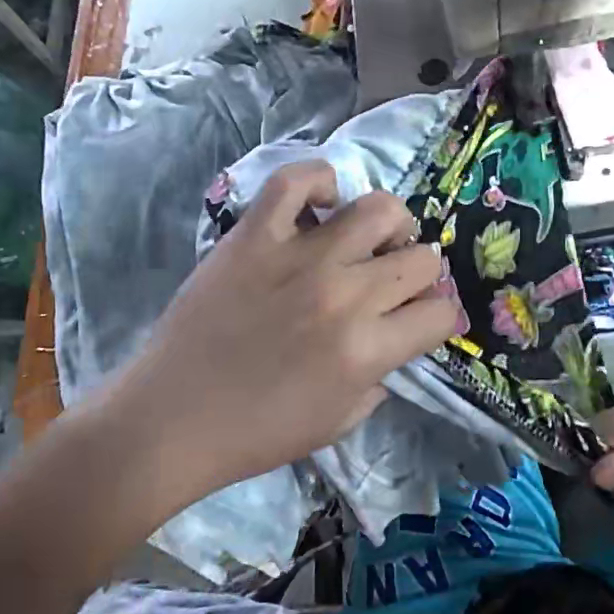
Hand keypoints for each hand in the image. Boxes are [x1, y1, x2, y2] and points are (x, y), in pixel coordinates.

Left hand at [99, 161, 458, 513]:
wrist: (170, 420)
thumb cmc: (257, 432)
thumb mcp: (338, 422)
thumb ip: (380, 379)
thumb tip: (394, 343)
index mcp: (367, 350)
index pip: (441, 313)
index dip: (443, 316)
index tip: (428, 319)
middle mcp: (345, 296)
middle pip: (422, 259)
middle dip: (422, 276)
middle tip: (395, 285)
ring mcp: (299, 258)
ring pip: (379, 209)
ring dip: (389, 227)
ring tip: (369, 242)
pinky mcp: (254, 236)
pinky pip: (296, 181)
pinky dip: (319, 182)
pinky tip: (323, 203)